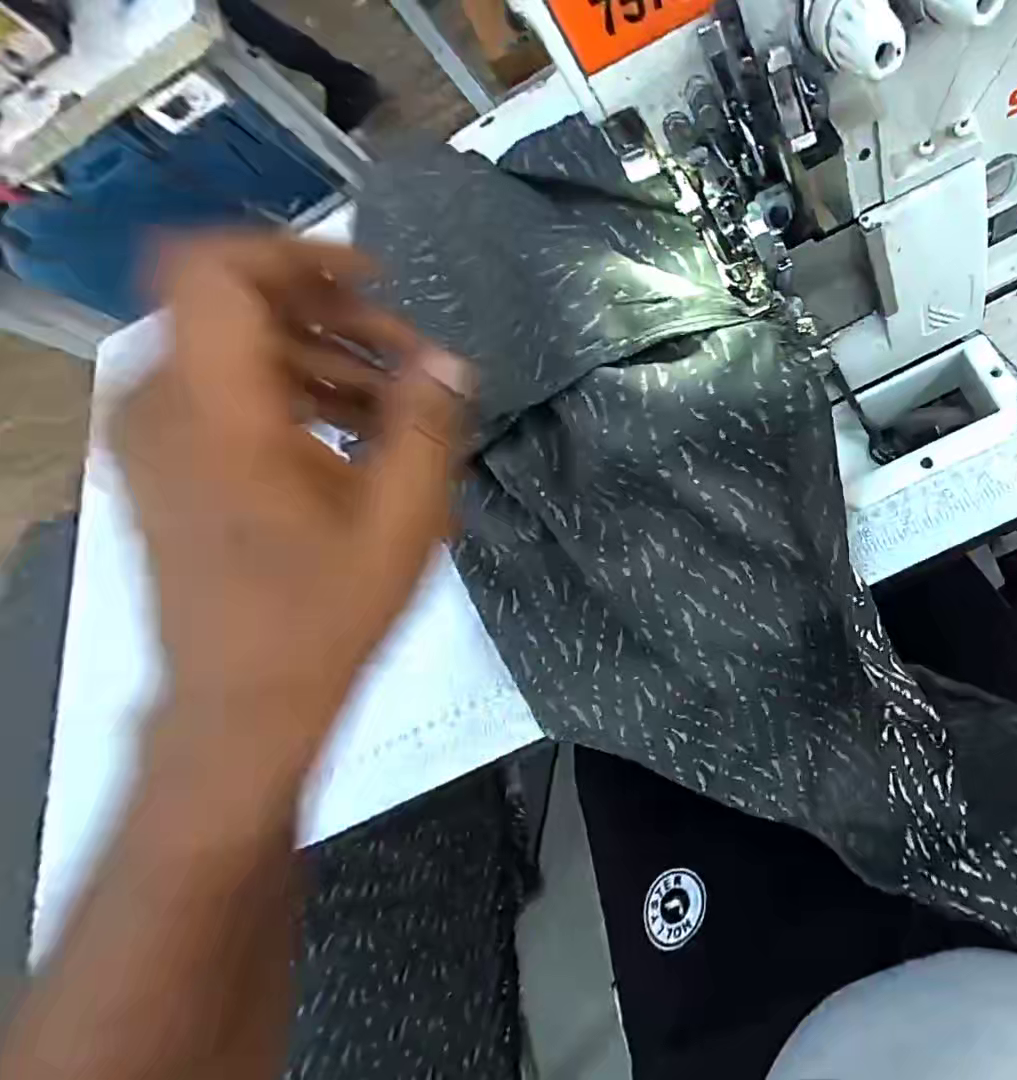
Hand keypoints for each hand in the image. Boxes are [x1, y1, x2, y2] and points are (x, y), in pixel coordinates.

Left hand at [113, 233, 469, 785]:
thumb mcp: (404, 514)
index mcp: (215, 409)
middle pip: (234, 307)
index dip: (298, 254)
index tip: (381, 281)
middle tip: (418, 364)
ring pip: (236, 352)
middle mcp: (161, 405)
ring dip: (325, 361)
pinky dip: (298, 394)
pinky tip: (362, 439)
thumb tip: (448, 361)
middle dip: (335, 318)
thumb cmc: (330, 605)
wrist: (246, 693)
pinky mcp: (169, 466)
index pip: (218, 271)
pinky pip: (229, 395)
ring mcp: (155, 437)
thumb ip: (425, 425)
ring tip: (403, 408)